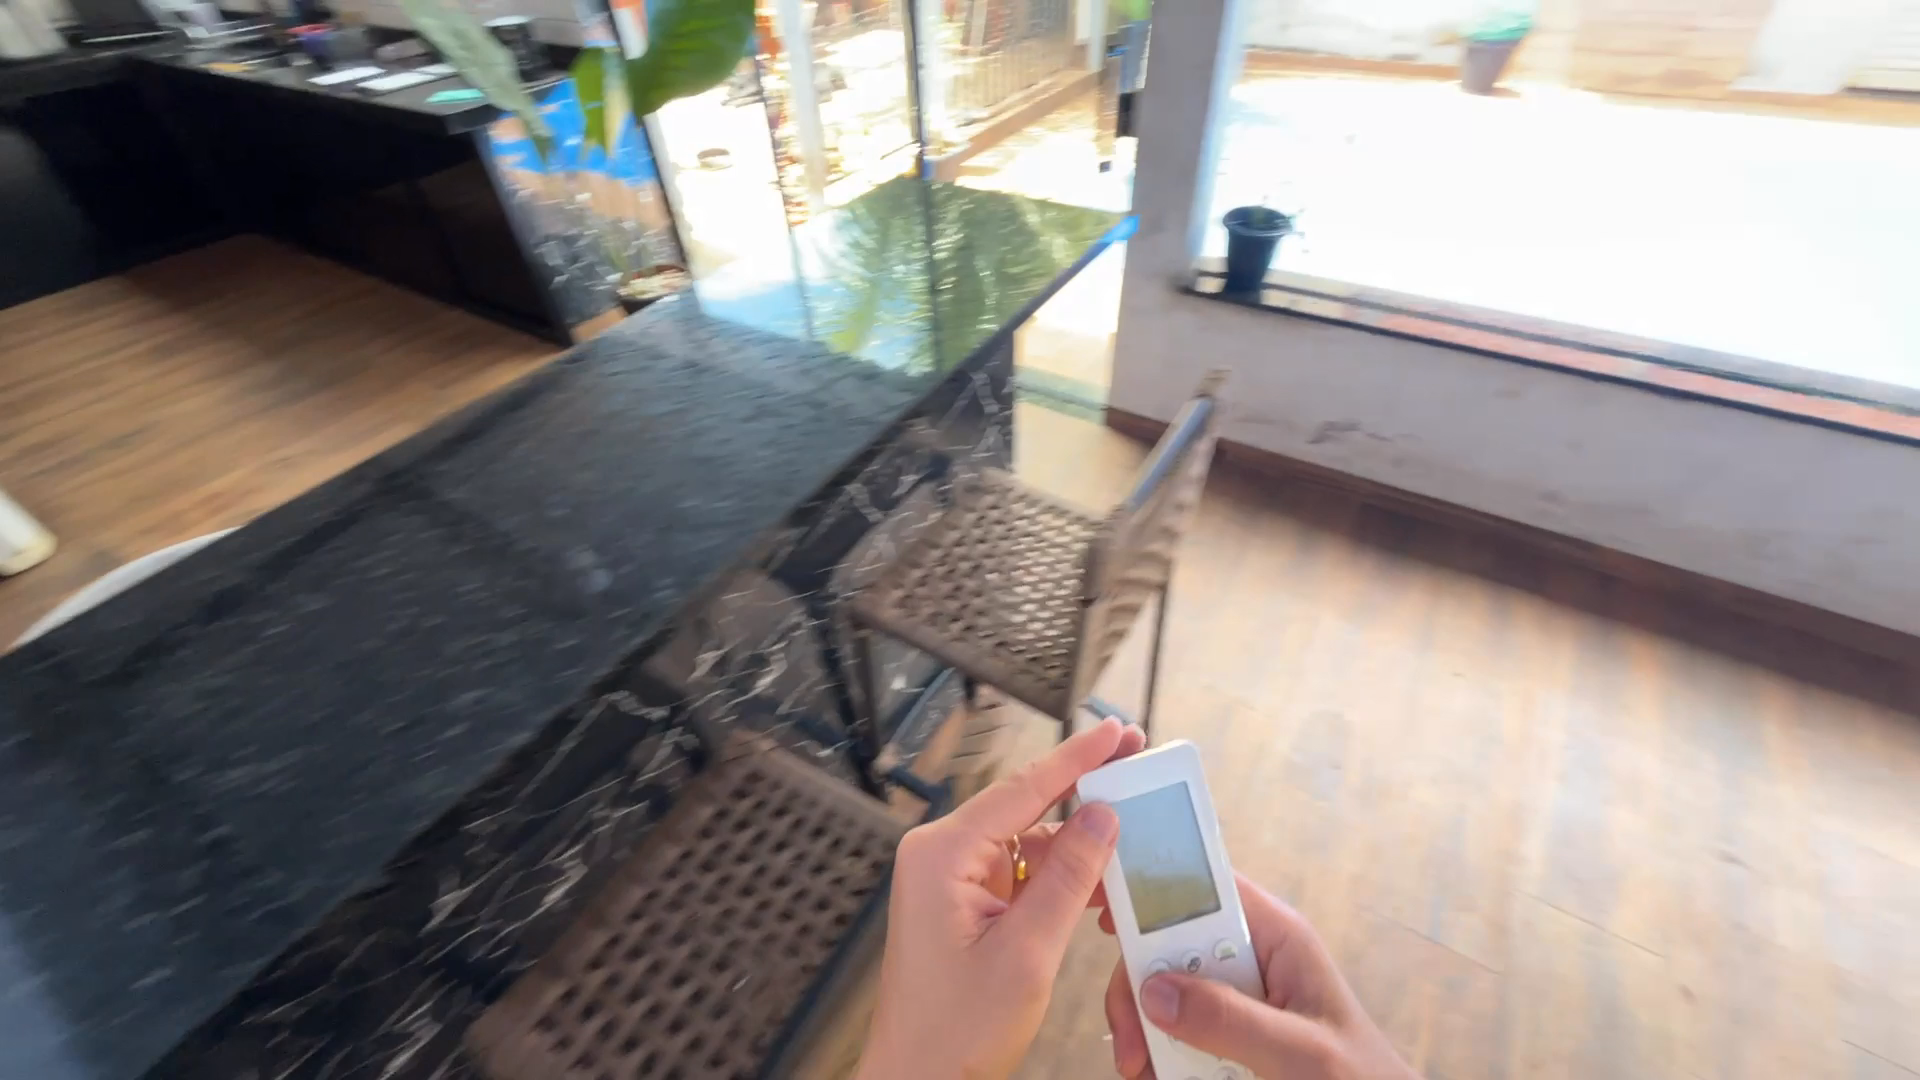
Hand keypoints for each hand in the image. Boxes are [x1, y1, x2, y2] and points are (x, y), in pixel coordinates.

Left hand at [855, 717, 1146, 1079]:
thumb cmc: (955, 1034)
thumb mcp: (1026, 955)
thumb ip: (1067, 878)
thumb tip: (1103, 816)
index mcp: (942, 853)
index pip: (1021, 790)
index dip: (1075, 757)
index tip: (1113, 730)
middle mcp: (942, 851)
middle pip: (1024, 804)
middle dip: (1080, 785)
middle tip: (1129, 755)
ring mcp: (952, 874)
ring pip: (1027, 837)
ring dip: (1075, 839)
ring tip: (1128, 827)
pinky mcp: (965, 896)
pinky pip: (1020, 867)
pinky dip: (1058, 871)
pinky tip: (1097, 875)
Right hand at [1104, 875, 1417, 1079]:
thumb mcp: (1304, 1056)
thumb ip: (1232, 1020)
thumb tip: (1154, 991)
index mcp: (1271, 932)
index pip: (1199, 881)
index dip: (1146, 878)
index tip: (1100, 901)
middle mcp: (1244, 952)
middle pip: (1166, 937)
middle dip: (1137, 978)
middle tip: (1126, 1034)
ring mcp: (1230, 990)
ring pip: (1161, 982)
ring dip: (1140, 1021)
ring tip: (1137, 1069)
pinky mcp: (1221, 1028)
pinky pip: (1171, 1022)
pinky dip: (1154, 1047)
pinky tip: (1150, 1072)